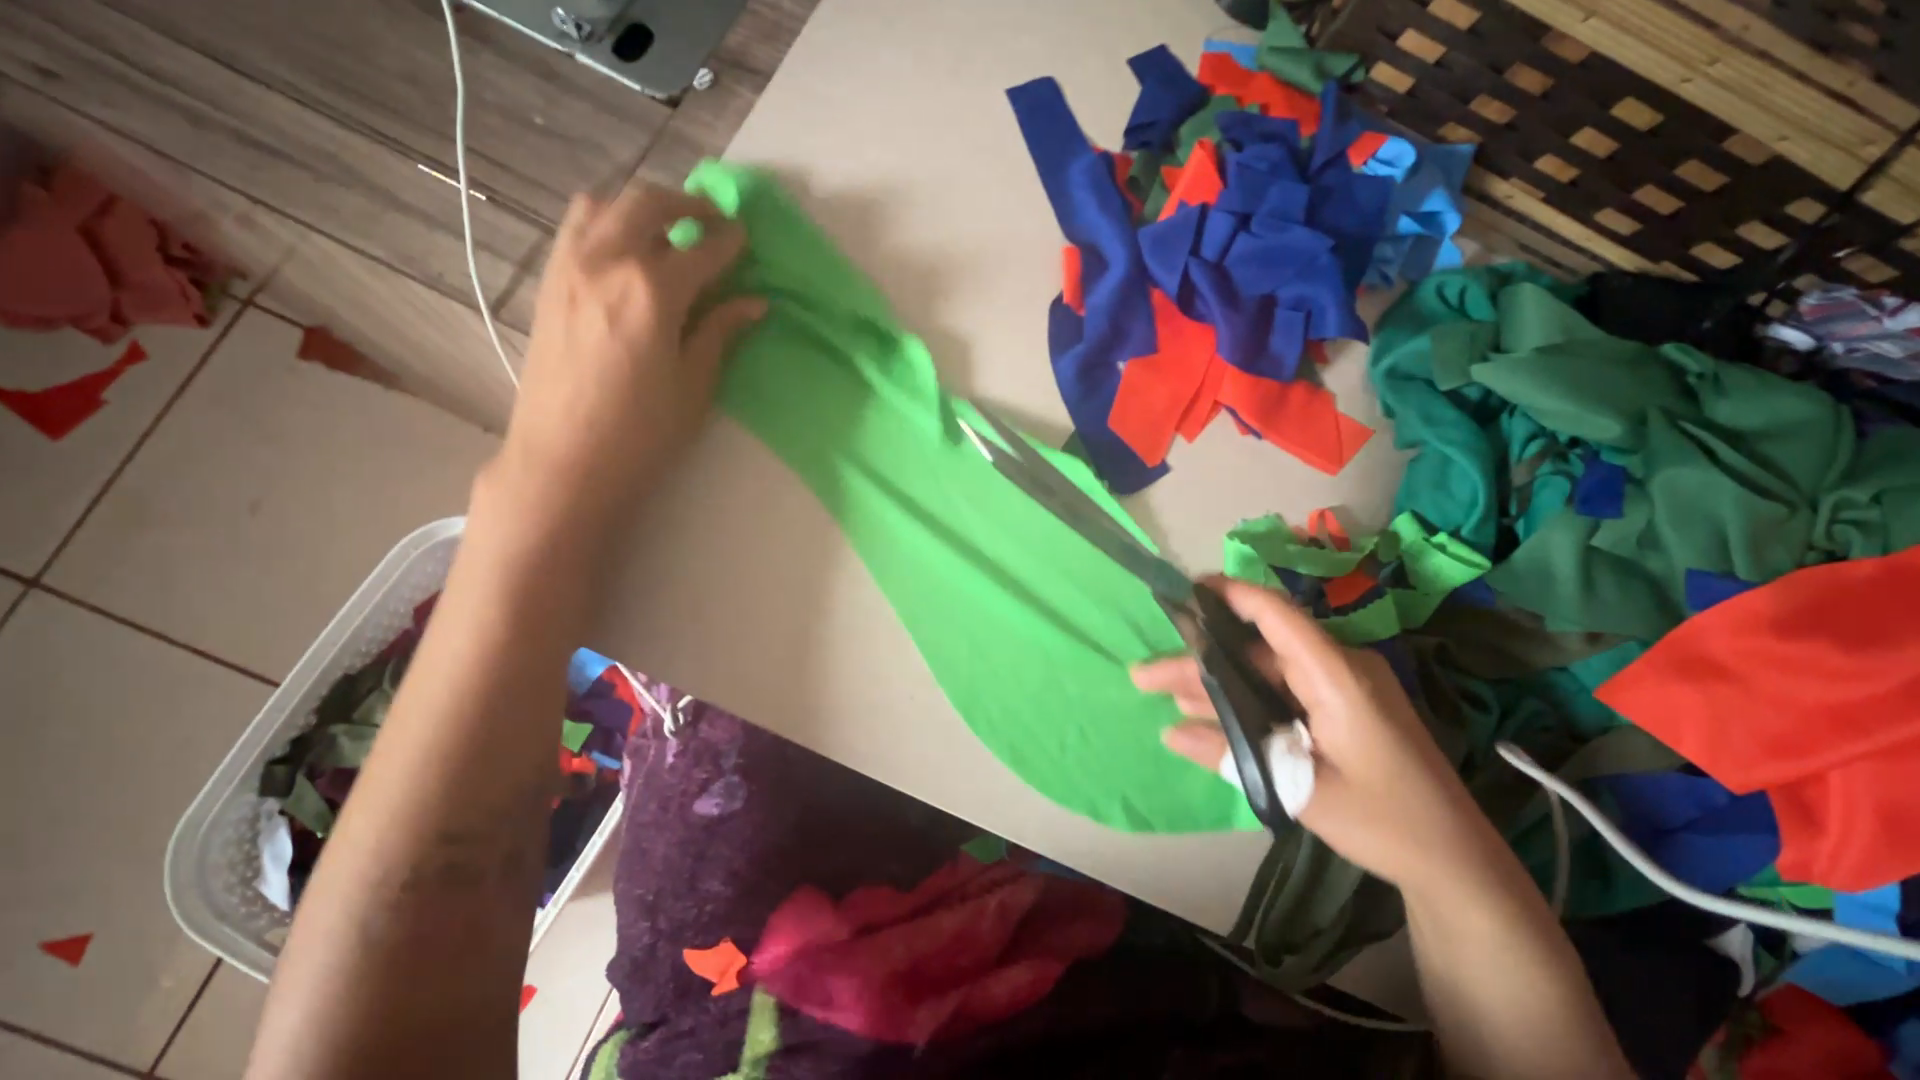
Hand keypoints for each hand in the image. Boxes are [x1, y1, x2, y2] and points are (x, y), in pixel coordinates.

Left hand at [491, 183, 766, 525]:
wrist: (563, 463)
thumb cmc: (640, 433)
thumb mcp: (694, 385)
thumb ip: (720, 332)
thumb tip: (753, 302)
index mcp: (652, 290)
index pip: (702, 249)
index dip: (729, 242)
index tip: (745, 237)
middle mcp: (606, 261)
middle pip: (648, 203)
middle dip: (686, 204)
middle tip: (711, 222)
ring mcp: (570, 267)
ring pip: (603, 204)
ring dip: (639, 206)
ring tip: (664, 230)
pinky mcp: (548, 284)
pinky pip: (576, 227)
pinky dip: (605, 221)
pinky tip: (624, 251)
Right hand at [1132, 578, 1507, 895]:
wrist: (1453, 857)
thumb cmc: (1383, 818)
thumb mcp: (1300, 788)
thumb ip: (1232, 754)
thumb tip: (1170, 732)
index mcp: (1337, 676)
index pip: (1276, 615)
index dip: (1229, 595)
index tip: (1183, 590)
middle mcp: (1341, 670)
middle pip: (1259, 651)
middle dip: (1201, 661)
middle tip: (1145, 676)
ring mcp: (1345, 690)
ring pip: (1268, 674)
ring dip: (1218, 685)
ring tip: (1161, 695)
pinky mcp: (1346, 711)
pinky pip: (1287, 693)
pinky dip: (1247, 702)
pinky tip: (1206, 716)